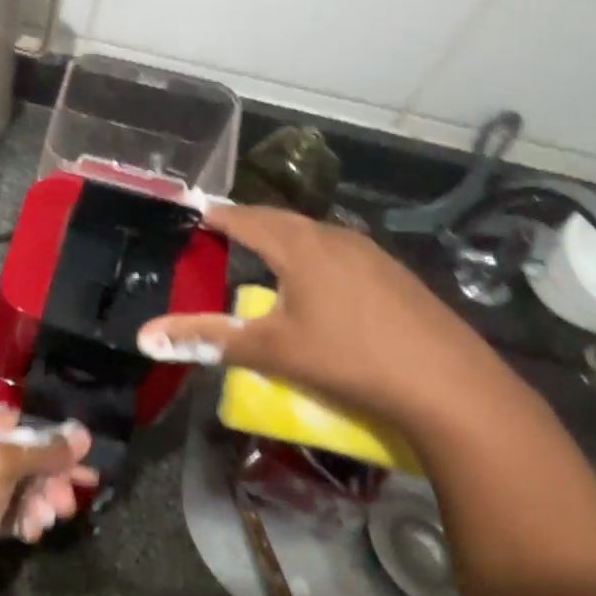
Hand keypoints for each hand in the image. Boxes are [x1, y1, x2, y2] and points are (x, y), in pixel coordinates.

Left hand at [0, 404, 94, 571]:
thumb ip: (43, 450)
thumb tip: (83, 433)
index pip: (16, 423)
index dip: (50, 439)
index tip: (81, 458)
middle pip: (23, 457)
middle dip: (50, 477)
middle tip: (72, 497)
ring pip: (20, 488)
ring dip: (41, 501)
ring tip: (49, 519)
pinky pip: (10, 513)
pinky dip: (25, 519)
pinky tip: (32, 533)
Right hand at [139, 204, 525, 437]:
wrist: (450, 386)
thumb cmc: (349, 359)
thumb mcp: (270, 351)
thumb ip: (206, 339)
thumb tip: (144, 335)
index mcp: (300, 246)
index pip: (247, 218)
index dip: (219, 214)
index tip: (195, 209)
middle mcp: (336, 239)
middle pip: (282, 221)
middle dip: (250, 222)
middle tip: (223, 228)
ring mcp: (372, 256)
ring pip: (316, 235)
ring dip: (285, 237)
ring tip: (264, 250)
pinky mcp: (396, 277)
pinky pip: (341, 252)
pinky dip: (314, 256)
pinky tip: (317, 281)